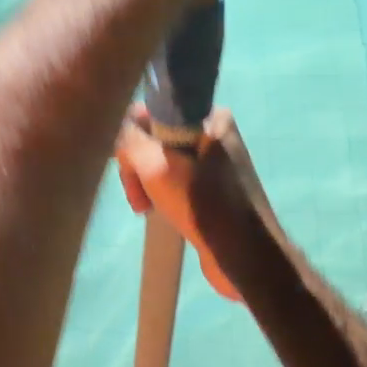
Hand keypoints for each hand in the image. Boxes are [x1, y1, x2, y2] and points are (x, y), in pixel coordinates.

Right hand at [115, 107, 273, 301]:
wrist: (245, 255)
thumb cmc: (203, 203)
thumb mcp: (156, 165)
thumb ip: (130, 138)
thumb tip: (121, 127)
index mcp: (211, 116)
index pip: (155, 111)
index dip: (134, 138)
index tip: (130, 168)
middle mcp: (216, 133)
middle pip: (156, 138)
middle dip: (140, 167)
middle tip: (139, 198)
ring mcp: (216, 161)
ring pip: (163, 161)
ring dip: (148, 183)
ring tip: (145, 209)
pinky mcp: (215, 187)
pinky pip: (176, 178)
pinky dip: (162, 193)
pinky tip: (160, 211)